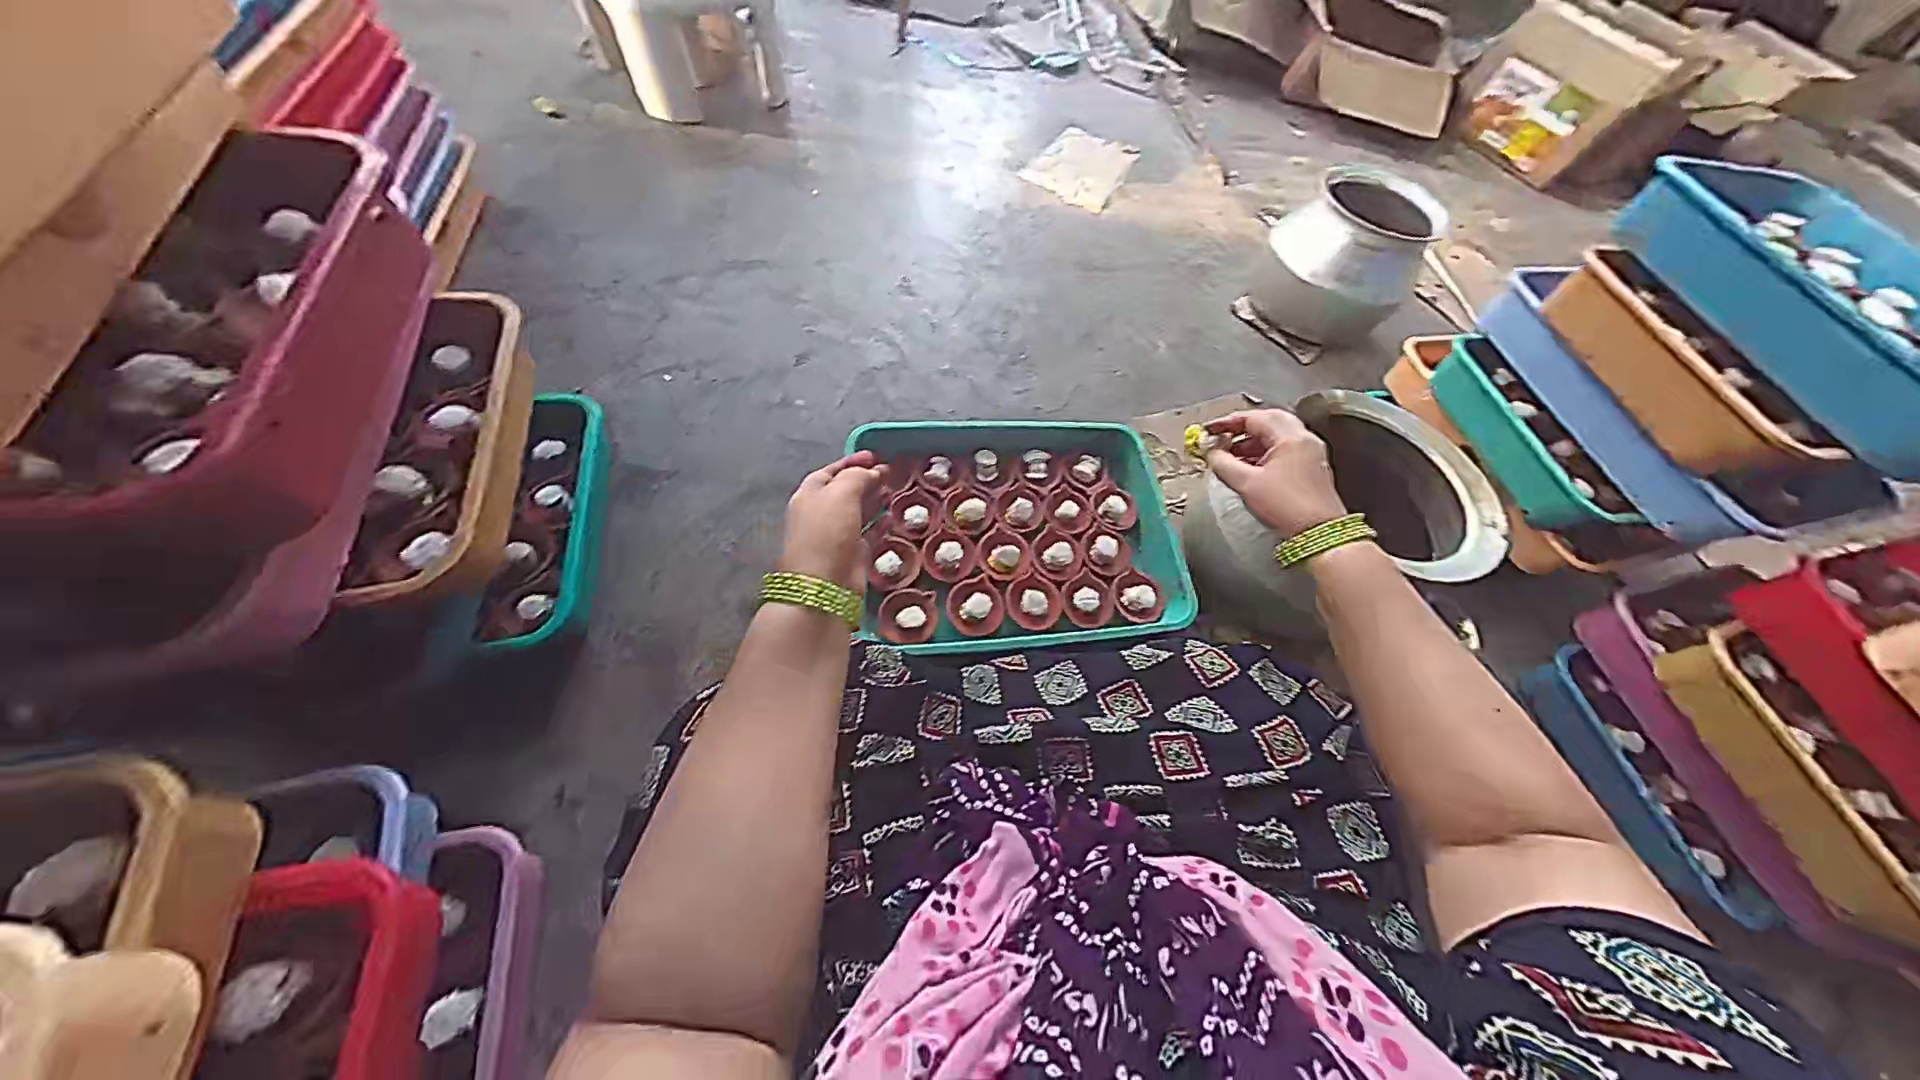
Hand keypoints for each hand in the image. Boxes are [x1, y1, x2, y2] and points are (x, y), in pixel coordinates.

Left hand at [777, 451, 887, 592]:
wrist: (824, 583)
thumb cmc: (827, 532)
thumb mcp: (841, 493)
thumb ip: (857, 477)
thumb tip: (874, 472)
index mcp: (810, 494)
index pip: (831, 471)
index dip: (852, 462)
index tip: (875, 456)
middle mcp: (821, 512)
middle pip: (845, 490)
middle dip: (866, 479)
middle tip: (891, 473)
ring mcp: (836, 534)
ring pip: (858, 510)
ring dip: (875, 499)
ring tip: (895, 489)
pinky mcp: (851, 553)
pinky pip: (868, 531)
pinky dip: (879, 522)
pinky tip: (892, 515)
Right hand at [1204, 409, 1348, 538]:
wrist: (1318, 532)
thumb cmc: (1287, 507)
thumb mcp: (1246, 484)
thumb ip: (1223, 464)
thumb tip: (1212, 454)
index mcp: (1291, 437)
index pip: (1253, 418)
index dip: (1226, 423)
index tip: (1209, 430)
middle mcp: (1304, 440)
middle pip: (1267, 422)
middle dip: (1240, 429)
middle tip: (1220, 437)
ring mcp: (1310, 453)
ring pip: (1275, 437)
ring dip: (1250, 442)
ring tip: (1229, 455)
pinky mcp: (1310, 467)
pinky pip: (1283, 451)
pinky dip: (1263, 453)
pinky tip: (1247, 467)